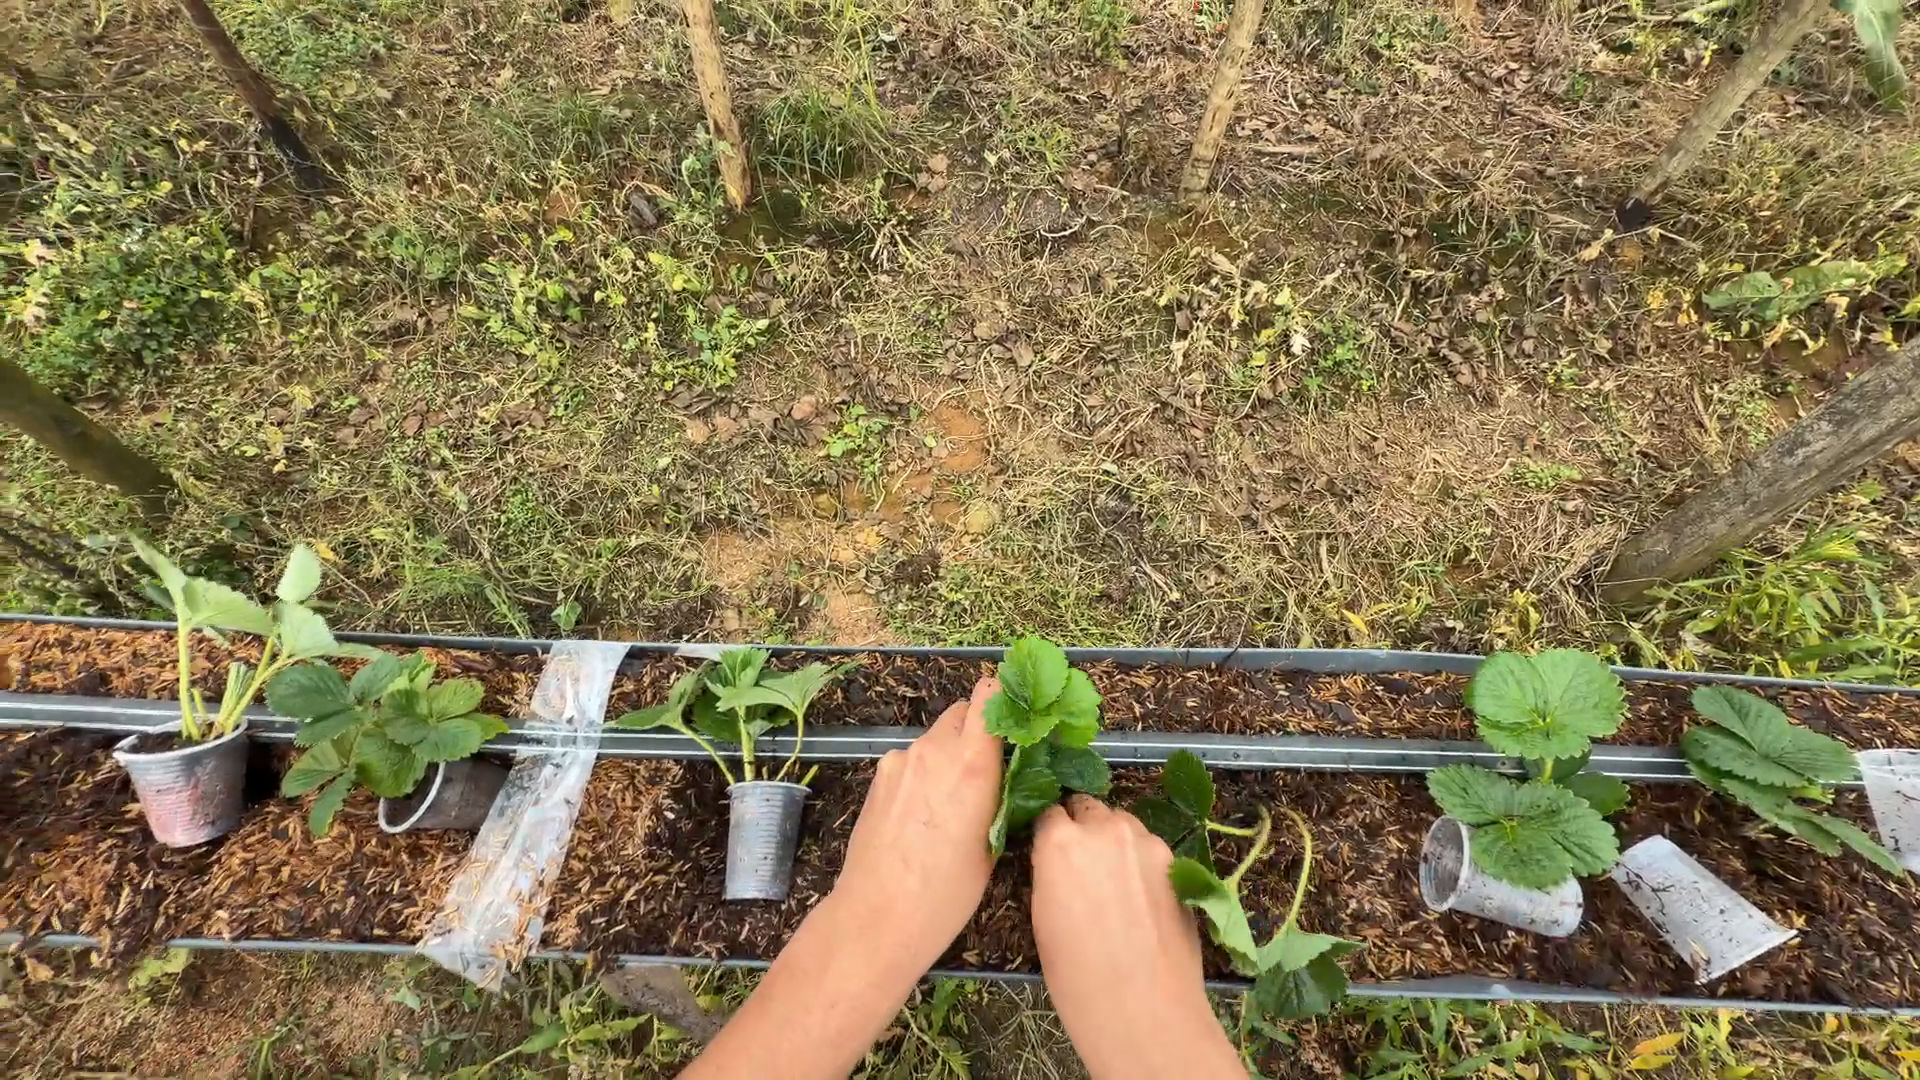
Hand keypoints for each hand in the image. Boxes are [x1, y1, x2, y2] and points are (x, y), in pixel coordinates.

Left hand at [826, 675, 1003, 972]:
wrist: (877, 915)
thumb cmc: (946, 892)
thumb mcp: (990, 844)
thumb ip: (999, 796)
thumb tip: (1007, 776)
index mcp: (973, 762)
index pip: (988, 695)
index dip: (1002, 701)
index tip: (1014, 719)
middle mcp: (936, 748)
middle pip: (962, 712)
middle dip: (977, 729)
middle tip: (986, 766)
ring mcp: (902, 759)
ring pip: (935, 738)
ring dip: (948, 753)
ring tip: (950, 800)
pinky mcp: (879, 774)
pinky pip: (911, 759)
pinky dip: (922, 772)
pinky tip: (920, 812)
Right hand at [1030, 796, 1242, 1079]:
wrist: (1145, 1014)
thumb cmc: (1078, 978)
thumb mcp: (1042, 917)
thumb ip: (1048, 872)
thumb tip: (1054, 859)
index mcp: (1060, 842)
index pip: (1048, 813)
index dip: (1049, 833)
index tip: (1050, 852)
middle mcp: (1103, 828)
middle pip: (1087, 808)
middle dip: (1082, 828)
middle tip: (1082, 864)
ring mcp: (1145, 842)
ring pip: (1121, 823)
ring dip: (1113, 840)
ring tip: (1115, 881)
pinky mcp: (1175, 861)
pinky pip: (1149, 847)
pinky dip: (1141, 860)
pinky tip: (1141, 897)